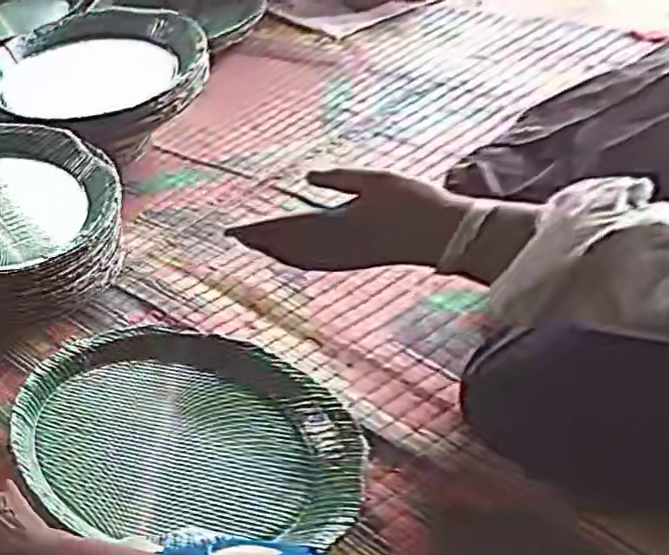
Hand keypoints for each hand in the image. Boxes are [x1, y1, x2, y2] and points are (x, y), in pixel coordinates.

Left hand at [227, 169, 469, 271]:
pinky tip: (280, 252)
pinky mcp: (340, 264)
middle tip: (233, 233)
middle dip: (255, 238)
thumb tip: (307, 176)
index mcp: (329, 225)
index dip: (253, 229)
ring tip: (251, 240)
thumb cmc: (412, 203)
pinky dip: (285, 256)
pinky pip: (302, 262)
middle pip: (277, 244)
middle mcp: (323, 247)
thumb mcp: (375, 181)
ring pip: (287, 256)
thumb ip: (338, 179)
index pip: (280, 227)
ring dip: (267, 248)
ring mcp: (331, 259)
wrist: (438, 236)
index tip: (231, 229)